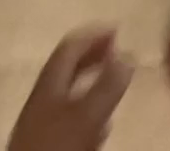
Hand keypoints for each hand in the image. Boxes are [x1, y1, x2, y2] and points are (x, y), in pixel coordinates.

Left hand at [9, 27, 133, 150]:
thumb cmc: (56, 145)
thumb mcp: (86, 115)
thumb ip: (107, 85)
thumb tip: (129, 53)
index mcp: (49, 81)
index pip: (70, 46)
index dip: (94, 34)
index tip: (118, 30)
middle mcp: (42, 94)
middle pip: (68, 66)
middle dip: (94, 56)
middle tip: (117, 51)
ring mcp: (41, 118)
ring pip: (69, 91)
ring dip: (92, 83)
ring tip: (114, 84)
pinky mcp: (44, 140)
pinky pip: (68, 115)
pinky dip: (88, 110)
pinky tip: (100, 124)